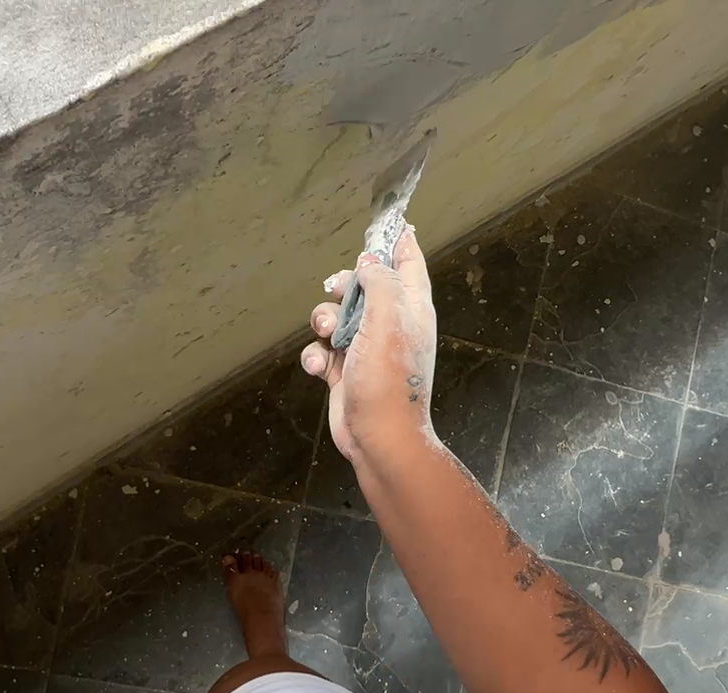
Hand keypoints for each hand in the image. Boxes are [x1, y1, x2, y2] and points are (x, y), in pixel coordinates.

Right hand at [300, 226, 438, 467]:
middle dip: (343, 285)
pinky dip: (317, 357)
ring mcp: (365, 349)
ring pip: (336, 317)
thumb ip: (379, 282)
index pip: (409, 262)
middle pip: (363, 286)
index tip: (384, 222)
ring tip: (328, 339)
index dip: (397, 240)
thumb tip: (369, 263)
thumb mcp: (387, 319)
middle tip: (335, 289)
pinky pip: (323, 351)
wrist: (377, 436)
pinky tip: (320, 371)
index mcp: (411, 308)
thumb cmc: (388, 378)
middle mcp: (390, 325)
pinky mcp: (344, 372)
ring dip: (324, 323)